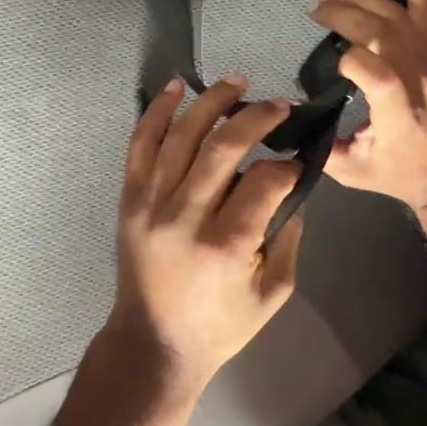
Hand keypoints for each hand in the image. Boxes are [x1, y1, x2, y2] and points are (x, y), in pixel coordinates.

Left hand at [108, 76, 304, 390]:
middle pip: (223, 146)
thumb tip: (293, 182)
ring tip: (238, 82)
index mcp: (226, 246)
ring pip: (181, 135)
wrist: (152, 344)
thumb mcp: (274, 292)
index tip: (297, 162)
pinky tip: (177, 86)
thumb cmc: (220, 325)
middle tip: (281, 105)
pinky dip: (157, 111)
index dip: (287, 165)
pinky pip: (141, 144)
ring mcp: (151, 204)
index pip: (264, 181)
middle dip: (258, 117)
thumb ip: (289, 234)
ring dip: (212, 101)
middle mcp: (185, 216)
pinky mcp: (129, 199)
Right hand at [311, 0, 426, 209]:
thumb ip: (321, 148)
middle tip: (316, 9)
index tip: (329, 66)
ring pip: (395, 16)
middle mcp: (417, 78)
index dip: (350, 62)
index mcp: (399, 111)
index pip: (377, 72)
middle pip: (382, 33)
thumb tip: (286, 117)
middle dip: (346, 15)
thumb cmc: (402, 174)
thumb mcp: (355, 171)